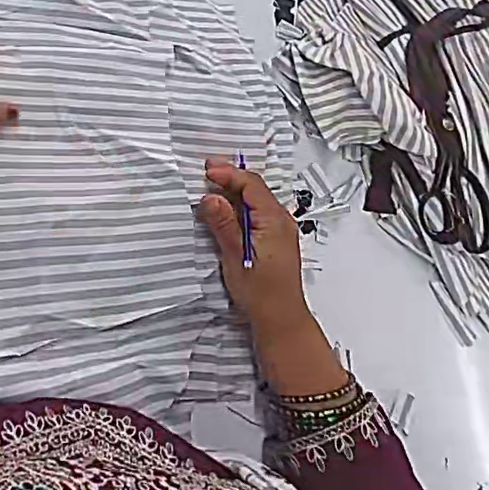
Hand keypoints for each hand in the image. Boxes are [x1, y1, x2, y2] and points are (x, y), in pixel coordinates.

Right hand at [195, 159, 348, 397]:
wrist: (281, 319)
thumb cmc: (263, 293)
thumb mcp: (236, 257)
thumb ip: (223, 224)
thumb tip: (210, 198)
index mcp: (274, 221)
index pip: (252, 185)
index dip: (229, 173)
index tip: (208, 171)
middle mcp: (281, 221)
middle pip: (255, 188)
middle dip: (230, 178)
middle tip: (207, 172)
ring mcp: (280, 229)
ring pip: (255, 200)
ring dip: (234, 192)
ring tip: (211, 189)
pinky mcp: (275, 239)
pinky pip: (257, 213)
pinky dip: (239, 206)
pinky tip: (225, 212)